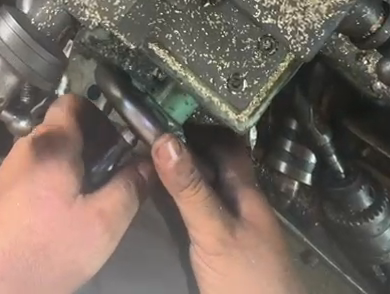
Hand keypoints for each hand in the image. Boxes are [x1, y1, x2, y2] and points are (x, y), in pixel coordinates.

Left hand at [0, 94, 149, 293]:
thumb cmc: (43, 248)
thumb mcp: (100, 225)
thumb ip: (128, 191)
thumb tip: (148, 165)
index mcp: (54, 142)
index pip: (75, 101)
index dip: (101, 115)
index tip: (120, 141)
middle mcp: (29, 144)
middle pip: (65, 127)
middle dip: (93, 146)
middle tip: (114, 176)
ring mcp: (11, 165)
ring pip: (51, 151)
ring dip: (74, 166)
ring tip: (92, 199)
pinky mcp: (2, 188)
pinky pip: (37, 170)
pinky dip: (55, 181)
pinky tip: (63, 213)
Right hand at [153, 129, 305, 293]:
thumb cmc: (249, 282)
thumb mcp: (215, 232)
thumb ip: (190, 188)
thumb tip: (163, 136)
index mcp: (247, 193)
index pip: (226, 144)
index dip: (200, 126)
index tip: (164, 113)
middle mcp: (241, 207)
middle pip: (212, 167)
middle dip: (183, 152)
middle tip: (143, 139)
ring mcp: (234, 232)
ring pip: (204, 193)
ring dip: (179, 180)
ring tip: (141, 165)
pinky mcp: (223, 254)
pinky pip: (198, 217)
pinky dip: (178, 207)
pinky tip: (157, 206)